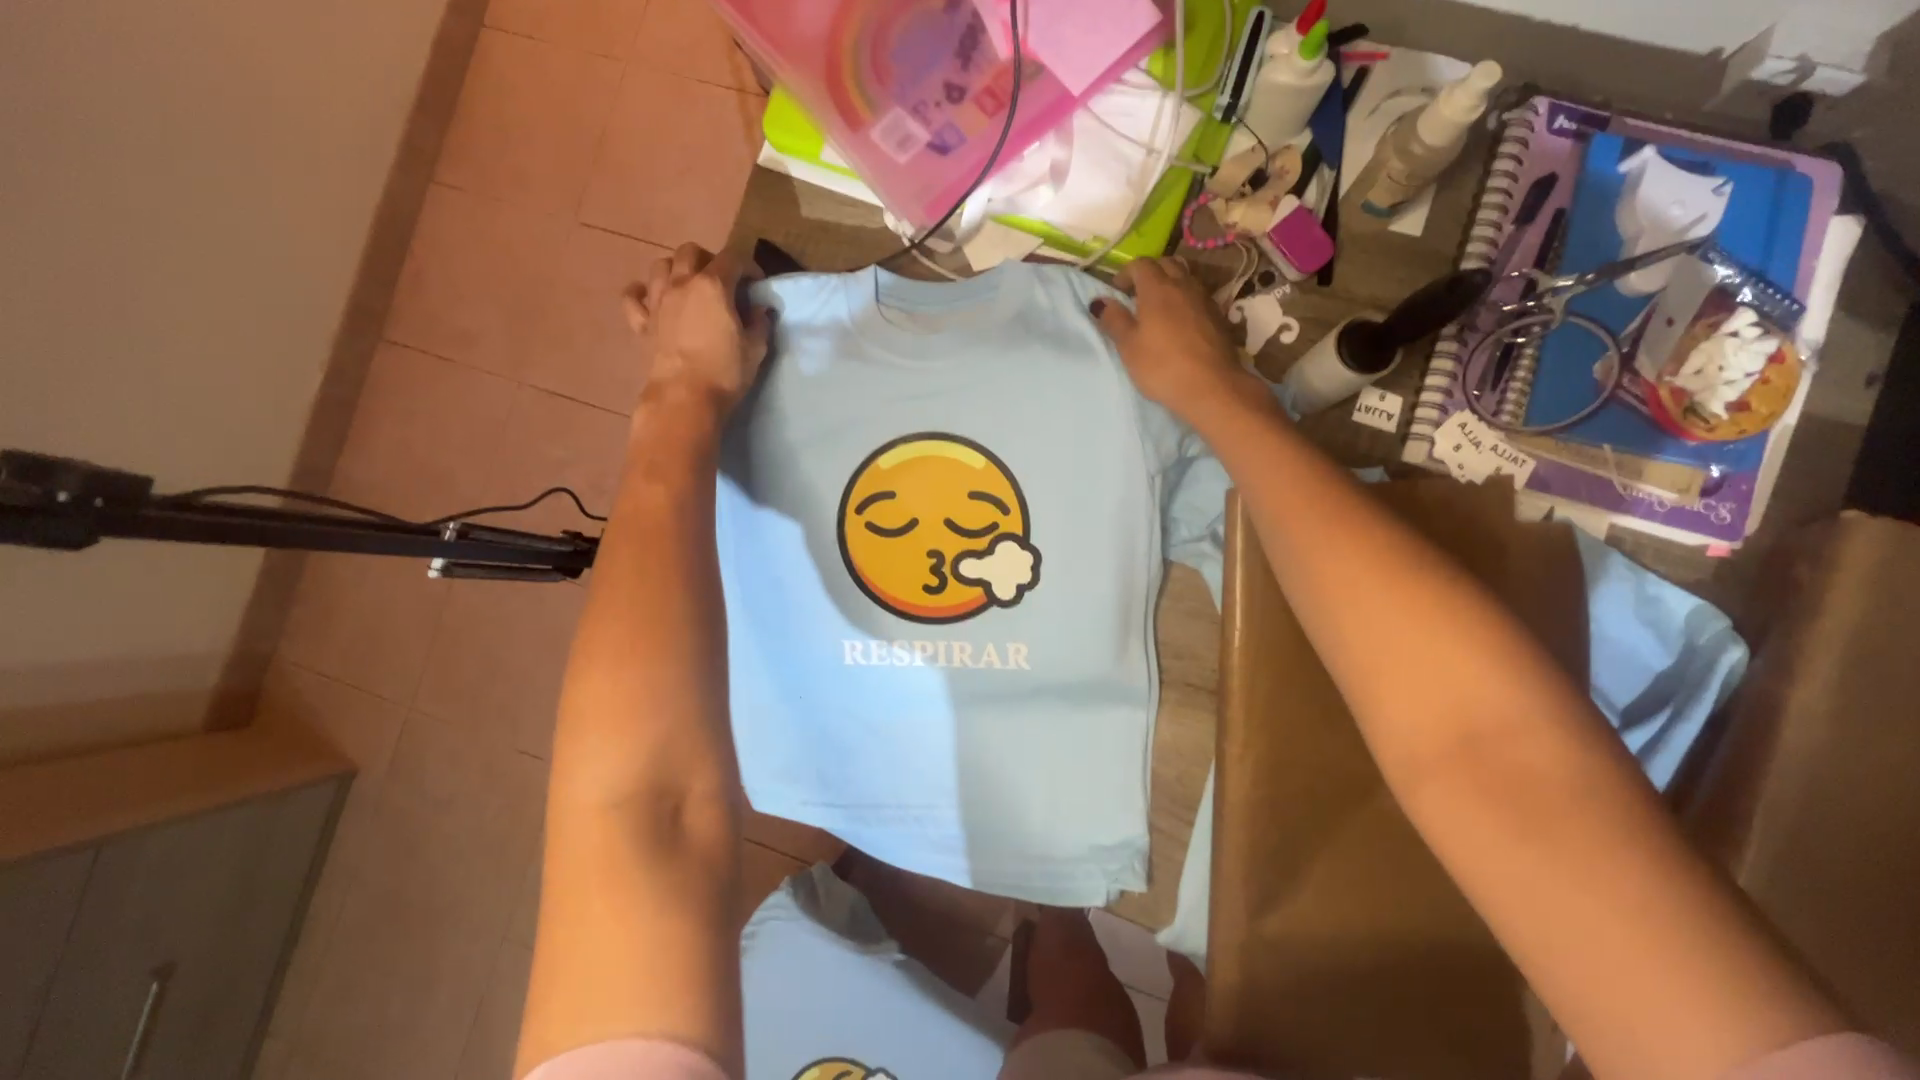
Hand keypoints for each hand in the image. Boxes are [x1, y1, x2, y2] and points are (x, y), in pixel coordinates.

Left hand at [625, 243, 769, 412]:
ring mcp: (657, 301)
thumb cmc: (725, 373)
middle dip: (708, 259)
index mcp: (713, 286)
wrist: (685, 398)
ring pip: (660, 265)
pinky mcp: (642, 323)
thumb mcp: (755, 349)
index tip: (756, 283)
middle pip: (690, 252)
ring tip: (687, 285)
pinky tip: (650, 298)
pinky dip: (640, 292)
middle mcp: (682, 284)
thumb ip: (760, 323)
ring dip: (675, 268)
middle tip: (721, 280)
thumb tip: (761, 310)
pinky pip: (632, 296)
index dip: (748, 266)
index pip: (732, 258)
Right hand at [1091, 257, 1265, 423]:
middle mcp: (1183, 285)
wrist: (1212, 387)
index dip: (1126, 273)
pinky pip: (1198, 296)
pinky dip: (1184, 299)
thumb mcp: (1128, 346)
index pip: (1141, 264)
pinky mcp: (1219, 316)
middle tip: (1136, 295)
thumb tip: (1100, 301)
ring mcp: (1205, 299)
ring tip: (1158, 308)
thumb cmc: (1162, 366)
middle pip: (1166, 264)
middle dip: (1149, 273)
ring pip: (1185, 278)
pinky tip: (1179, 322)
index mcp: (1158, 288)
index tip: (1117, 291)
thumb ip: (1114, 320)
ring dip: (1169, 284)